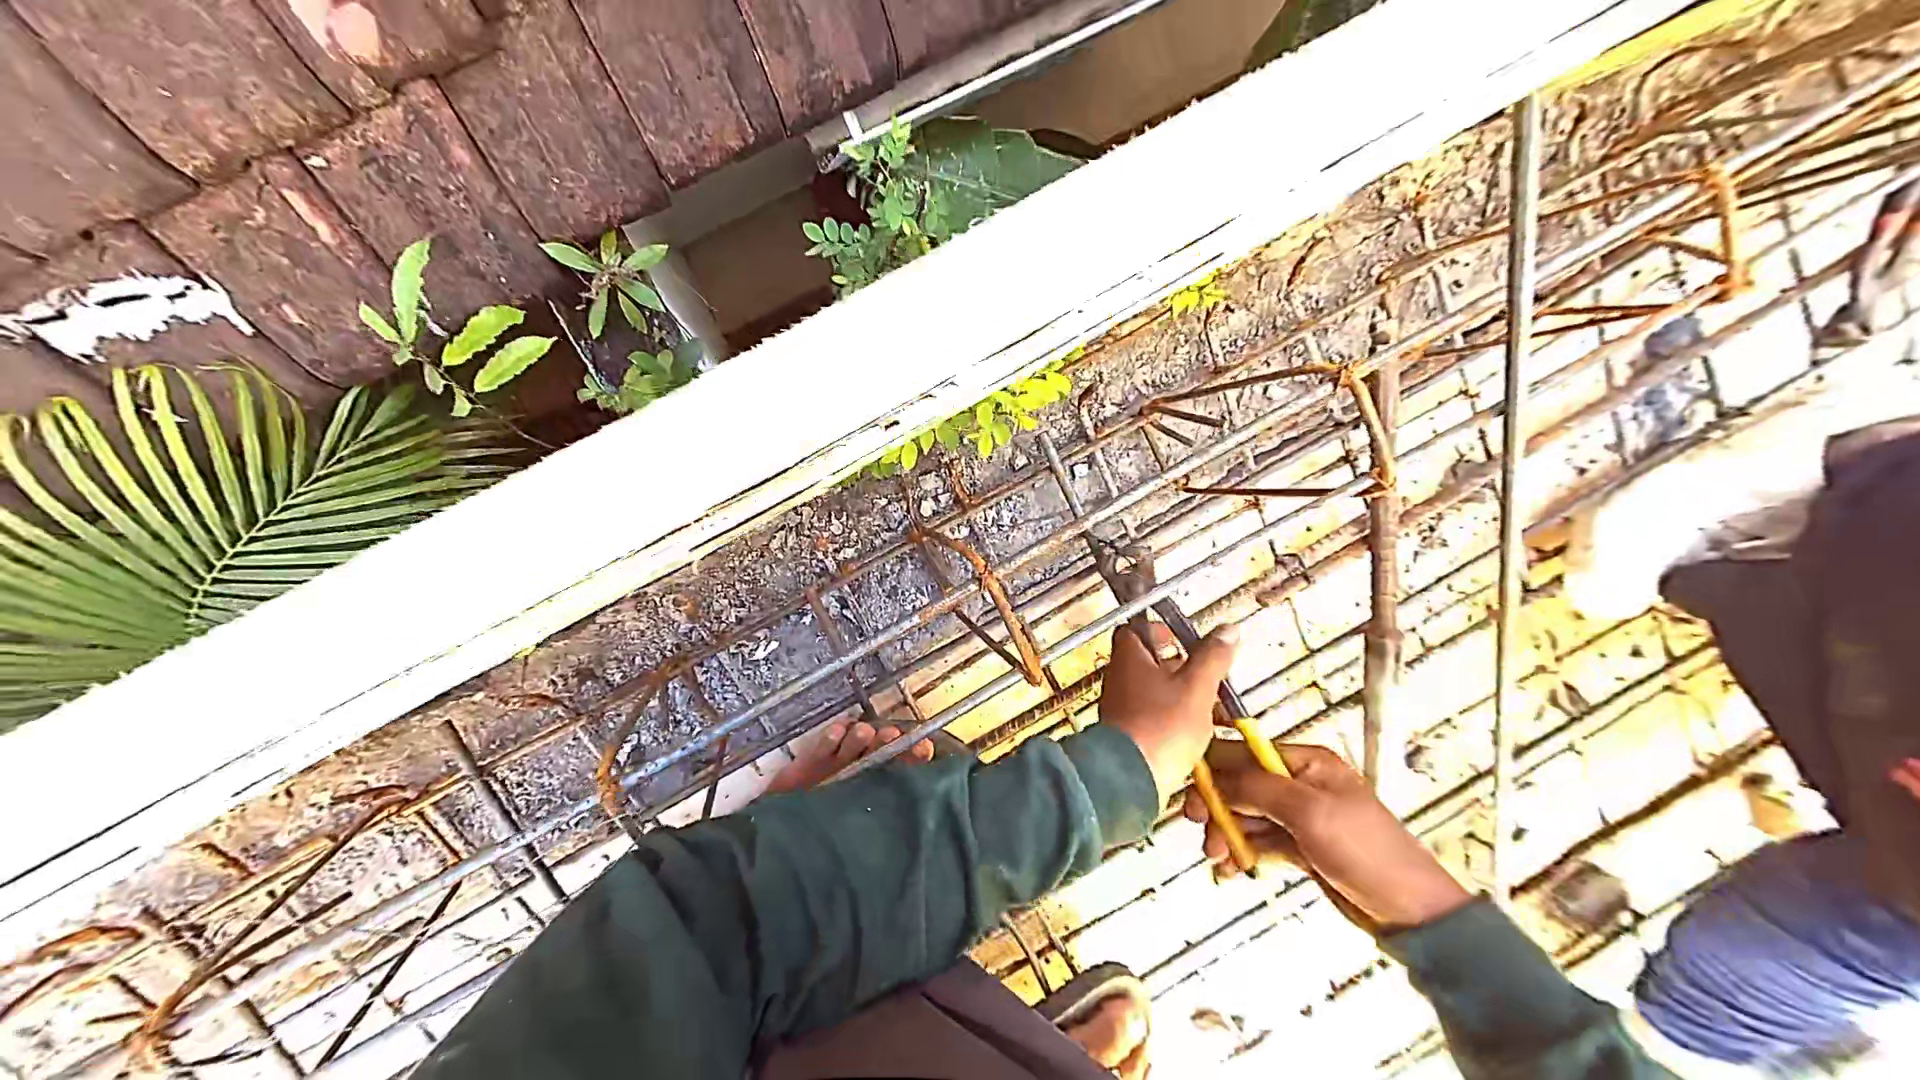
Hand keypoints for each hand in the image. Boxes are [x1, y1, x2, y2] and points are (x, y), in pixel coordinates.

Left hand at [1099, 621, 1238, 805]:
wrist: (1131, 778)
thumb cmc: (1160, 727)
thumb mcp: (1197, 687)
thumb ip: (1212, 657)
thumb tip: (1228, 630)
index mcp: (1129, 658)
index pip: (1137, 629)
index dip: (1161, 630)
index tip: (1184, 639)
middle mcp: (1118, 679)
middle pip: (1147, 662)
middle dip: (1179, 667)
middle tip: (1205, 675)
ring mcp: (1119, 707)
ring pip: (1152, 691)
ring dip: (1180, 695)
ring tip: (1208, 707)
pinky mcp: (1126, 734)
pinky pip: (1151, 718)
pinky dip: (1172, 720)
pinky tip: (1194, 734)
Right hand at [1182, 742, 1471, 931]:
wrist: (1410, 912)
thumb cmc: (1370, 853)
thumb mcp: (1309, 811)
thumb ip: (1258, 788)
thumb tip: (1219, 779)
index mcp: (1306, 762)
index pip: (1246, 751)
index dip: (1215, 766)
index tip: (1191, 786)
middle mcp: (1298, 783)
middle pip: (1240, 784)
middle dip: (1217, 805)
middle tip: (1197, 824)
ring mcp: (1298, 815)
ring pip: (1245, 814)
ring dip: (1226, 832)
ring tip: (1218, 856)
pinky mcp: (1298, 845)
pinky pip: (1257, 840)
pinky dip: (1241, 851)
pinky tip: (1231, 866)